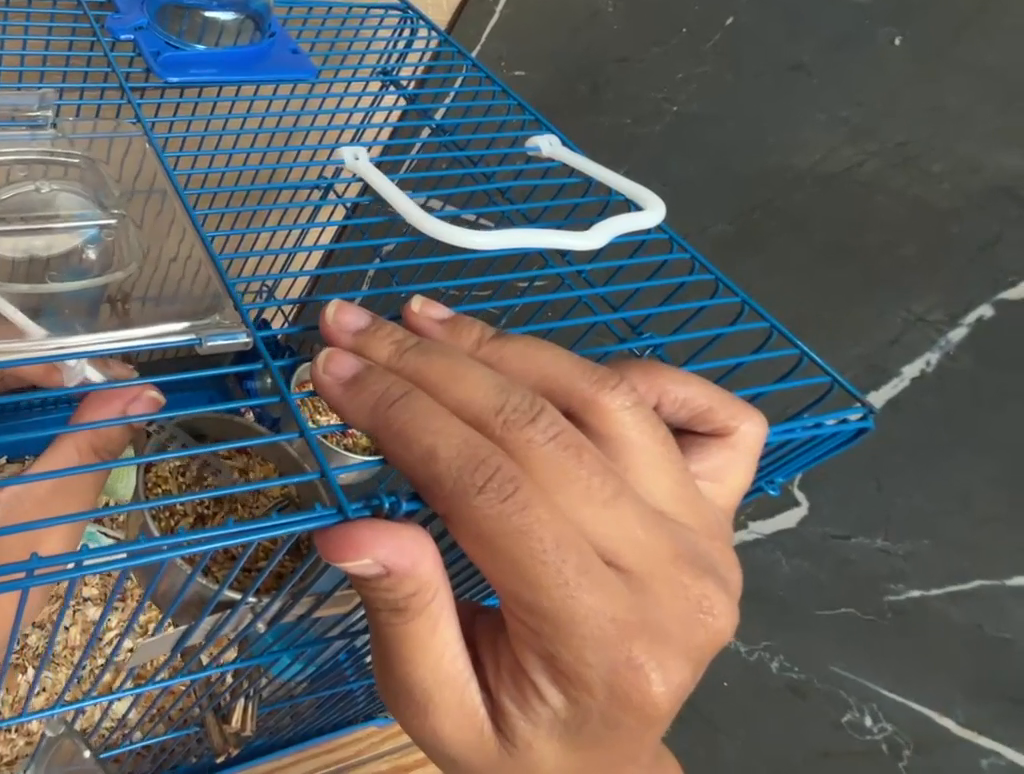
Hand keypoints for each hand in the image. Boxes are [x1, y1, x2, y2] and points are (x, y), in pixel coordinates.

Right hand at [308, 296, 765, 773]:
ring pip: (598, 399)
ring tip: (413, 317)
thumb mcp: (433, 709)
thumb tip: (346, 529)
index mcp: (598, 635)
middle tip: (346, 324)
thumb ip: (401, 617)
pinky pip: (705, 414)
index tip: (328, 367)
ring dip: (494, 343)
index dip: (397, 412)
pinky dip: (631, 370)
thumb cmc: (511, 740)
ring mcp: (705, 534)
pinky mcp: (718, 511)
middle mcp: (671, 573)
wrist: (605, 767)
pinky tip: (547, 363)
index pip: (484, 485)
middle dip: (421, 361)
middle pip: (532, 426)